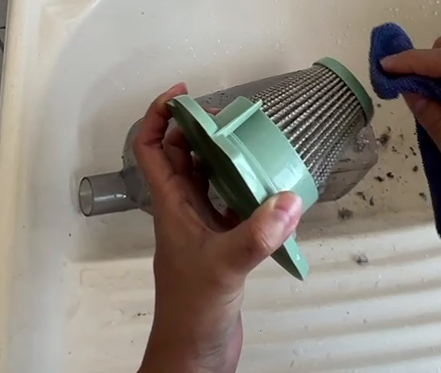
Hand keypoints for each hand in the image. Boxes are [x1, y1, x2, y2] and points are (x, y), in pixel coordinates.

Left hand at [135, 84, 305, 372]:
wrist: (194, 357)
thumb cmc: (191, 313)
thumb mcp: (225, 266)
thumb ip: (256, 233)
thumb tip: (288, 199)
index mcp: (170, 204)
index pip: (152, 148)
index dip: (160, 116)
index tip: (183, 93)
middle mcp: (183, 208)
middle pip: (183, 155)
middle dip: (200, 129)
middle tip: (230, 115)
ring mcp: (201, 225)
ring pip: (207, 176)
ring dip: (225, 156)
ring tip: (252, 140)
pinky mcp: (221, 242)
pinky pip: (231, 201)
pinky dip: (247, 188)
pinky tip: (270, 188)